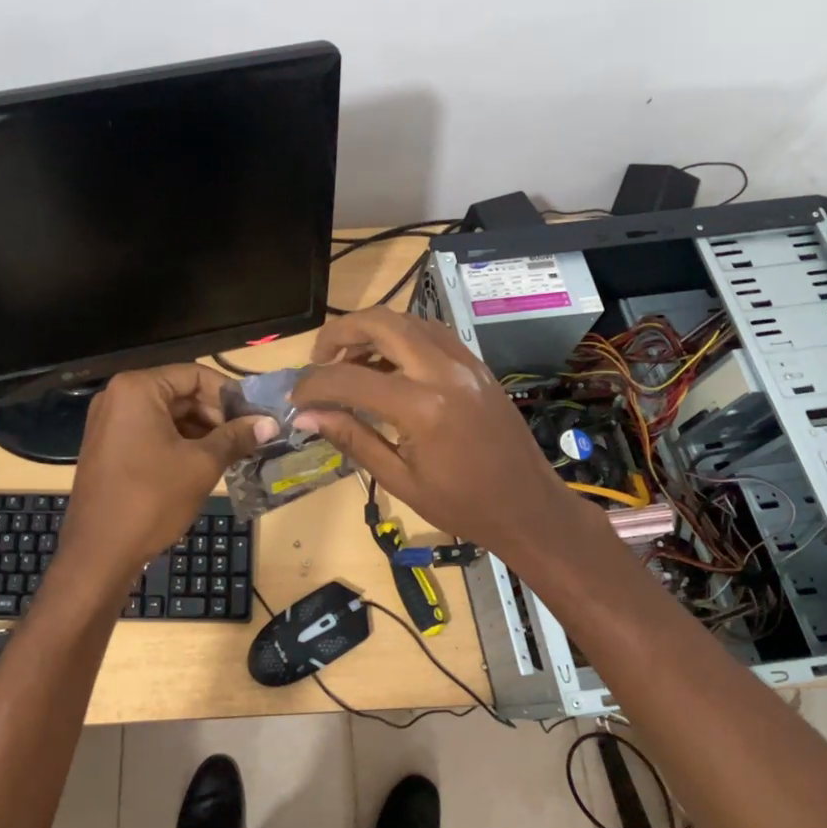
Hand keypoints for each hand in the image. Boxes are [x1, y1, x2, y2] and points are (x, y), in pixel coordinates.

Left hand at [62, 365, 277, 579]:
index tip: (256, 416)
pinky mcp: (109, 448)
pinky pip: (151, 433)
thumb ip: (236, 437)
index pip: (196, 375)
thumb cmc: (152, 499)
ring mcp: (109, 423)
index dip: (230, 394)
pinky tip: (205, 464)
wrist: (99, 553)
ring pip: (167, 415)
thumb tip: (269, 423)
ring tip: (234, 453)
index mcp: (137, 389)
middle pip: (181, 393)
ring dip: (202, 431)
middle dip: (217, 414)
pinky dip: (179, 443)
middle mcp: (118, 397)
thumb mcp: (201, 465)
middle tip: (249, 437)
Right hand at [290, 309, 590, 557]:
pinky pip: (431, 332)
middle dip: (339, 333)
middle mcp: (444, 371)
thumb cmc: (463, 507)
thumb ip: (353, 439)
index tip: (296, 398)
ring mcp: (465, 362)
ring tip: (348, 361)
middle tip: (318, 360)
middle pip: (381, 323)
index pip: (351, 378)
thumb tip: (306, 416)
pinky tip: (385, 365)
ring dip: (371, 331)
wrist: (529, 507)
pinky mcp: (476, 364)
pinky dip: (400, 337)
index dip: (314, 384)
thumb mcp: (401, 481)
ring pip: (407, 320)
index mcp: (424, 408)